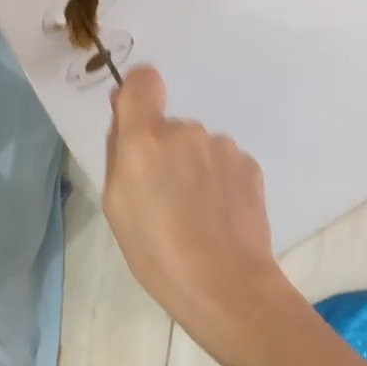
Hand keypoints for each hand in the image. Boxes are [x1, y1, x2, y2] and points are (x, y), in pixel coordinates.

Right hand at [102, 67, 287, 348]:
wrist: (224, 284)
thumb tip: (125, 122)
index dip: (138, 94)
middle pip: (169, 128)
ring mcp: (223, 147)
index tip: (137, 123)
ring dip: (193, 170)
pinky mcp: (250, 166)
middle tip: (164, 201)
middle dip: (164, 153)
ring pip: (199, 149)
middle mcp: (185, 132)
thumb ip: (119, 156)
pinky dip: (219, 184)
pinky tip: (218, 219)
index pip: (142, 81)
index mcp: (144, 140)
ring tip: (194, 217)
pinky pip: (224, 165)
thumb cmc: (156, 253)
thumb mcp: (116, 208)